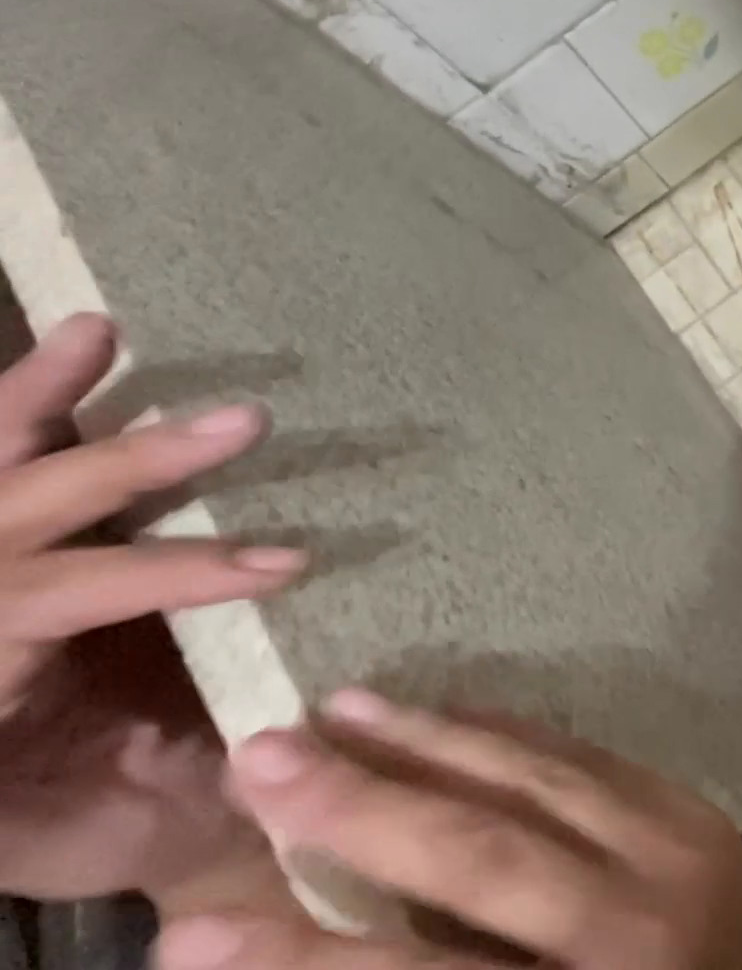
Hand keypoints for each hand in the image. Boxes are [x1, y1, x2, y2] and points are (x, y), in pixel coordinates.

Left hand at [0, 314, 308, 902]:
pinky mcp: (28, 561)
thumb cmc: (122, 830)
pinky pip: (13, 477)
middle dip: (120, 468)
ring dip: (37, 405)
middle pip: (10, 521)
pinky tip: (79, 361)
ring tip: (97, 335)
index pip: (46, 603)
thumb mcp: (81, 834)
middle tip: (237, 425)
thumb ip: (75, 785)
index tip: (284, 562)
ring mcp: (2, 582)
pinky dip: (32, 412)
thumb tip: (202, 713)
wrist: (142, 814)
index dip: (164, 571)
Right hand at [152, 692, 741, 968]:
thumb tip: (329, 946)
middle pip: (485, 854)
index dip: (307, 960)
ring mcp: (671, 847)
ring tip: (345, 708)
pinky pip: (590, 759)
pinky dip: (516, 735)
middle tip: (258, 753)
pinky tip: (460, 715)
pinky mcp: (687, 805)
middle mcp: (628, 920)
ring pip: (542, 781)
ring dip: (440, 741)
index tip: (191, 929)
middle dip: (365, 805)